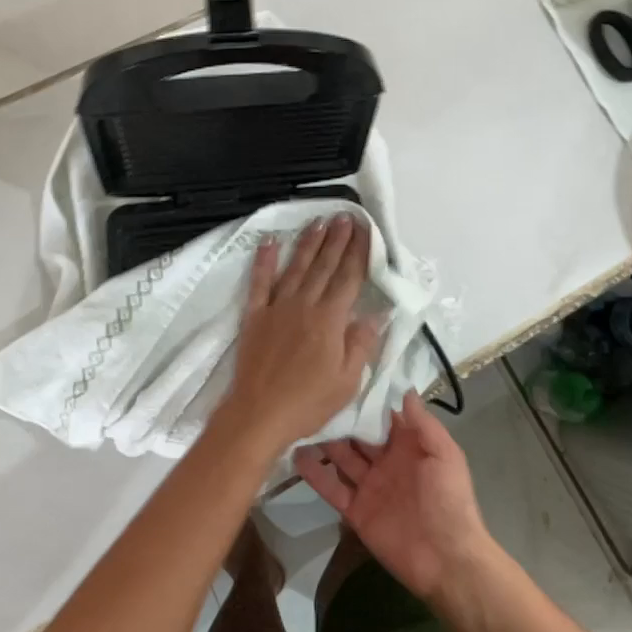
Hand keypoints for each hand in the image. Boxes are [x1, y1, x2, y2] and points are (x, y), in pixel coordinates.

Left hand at [219, 216, 380, 451]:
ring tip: (318, 222)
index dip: (358, 252)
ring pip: (296, 267)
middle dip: (336, 239)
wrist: (259, 415)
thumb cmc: (308, 402)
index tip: (365, 231)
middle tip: (344, 216)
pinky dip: (264, 260)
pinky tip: (270, 242)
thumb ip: (361, 343)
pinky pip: (260, 282)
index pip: (349, 278)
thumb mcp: (348, 381)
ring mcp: (277, 307)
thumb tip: (376, 314)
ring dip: (308, 243)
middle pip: (324, 266)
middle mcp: (304, 305)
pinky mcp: (255, 316)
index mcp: (330, 320)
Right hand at [294, 391, 492, 601]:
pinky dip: (315, 474)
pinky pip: (332, 489)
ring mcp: (369, 486)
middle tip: (314, 395)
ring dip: (324, 441)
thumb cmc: (449, 499)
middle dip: (341, 418)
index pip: (384, 416)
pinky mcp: (355, 511)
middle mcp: (386, 462)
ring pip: (341, 458)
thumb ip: (423, 423)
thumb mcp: (445, 454)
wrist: (446, 559)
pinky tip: (296, 455)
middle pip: (358, 435)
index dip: (367, 399)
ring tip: (299, 419)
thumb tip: (405, 388)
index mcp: (409, 446)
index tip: (345, 376)